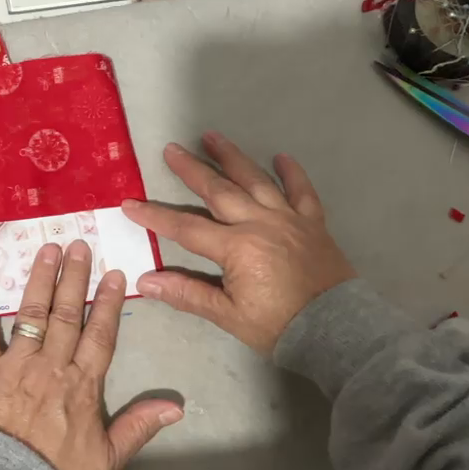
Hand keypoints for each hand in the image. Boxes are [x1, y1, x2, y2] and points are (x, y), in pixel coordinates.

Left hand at [0, 241, 183, 469]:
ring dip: (40, 279)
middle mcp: (51, 364)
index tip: (114, 273)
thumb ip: (139, 426)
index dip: (108, 302)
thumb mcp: (110, 458)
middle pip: (66, 313)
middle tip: (78, 244)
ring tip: (47, 249)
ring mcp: (16, 364)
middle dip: (74, 277)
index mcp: (83, 383)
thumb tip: (177, 406)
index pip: (100, 334)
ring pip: (31, 313)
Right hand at [121, 133, 354, 356]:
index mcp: (237, 247)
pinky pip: (302, 192)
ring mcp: (289, 220)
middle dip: (192, 169)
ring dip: (232, 157)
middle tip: (172, 149)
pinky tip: (281, 157)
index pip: (185, 227)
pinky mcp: (313, 224)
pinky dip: (292, 173)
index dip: (155, 215)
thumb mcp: (228, 315)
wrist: (338, 332)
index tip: (129, 204)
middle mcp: (260, 224)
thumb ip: (187, 293)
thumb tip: (145, 281)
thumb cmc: (279, 325)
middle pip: (219, 190)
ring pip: (256, 180)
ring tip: (212, 136)